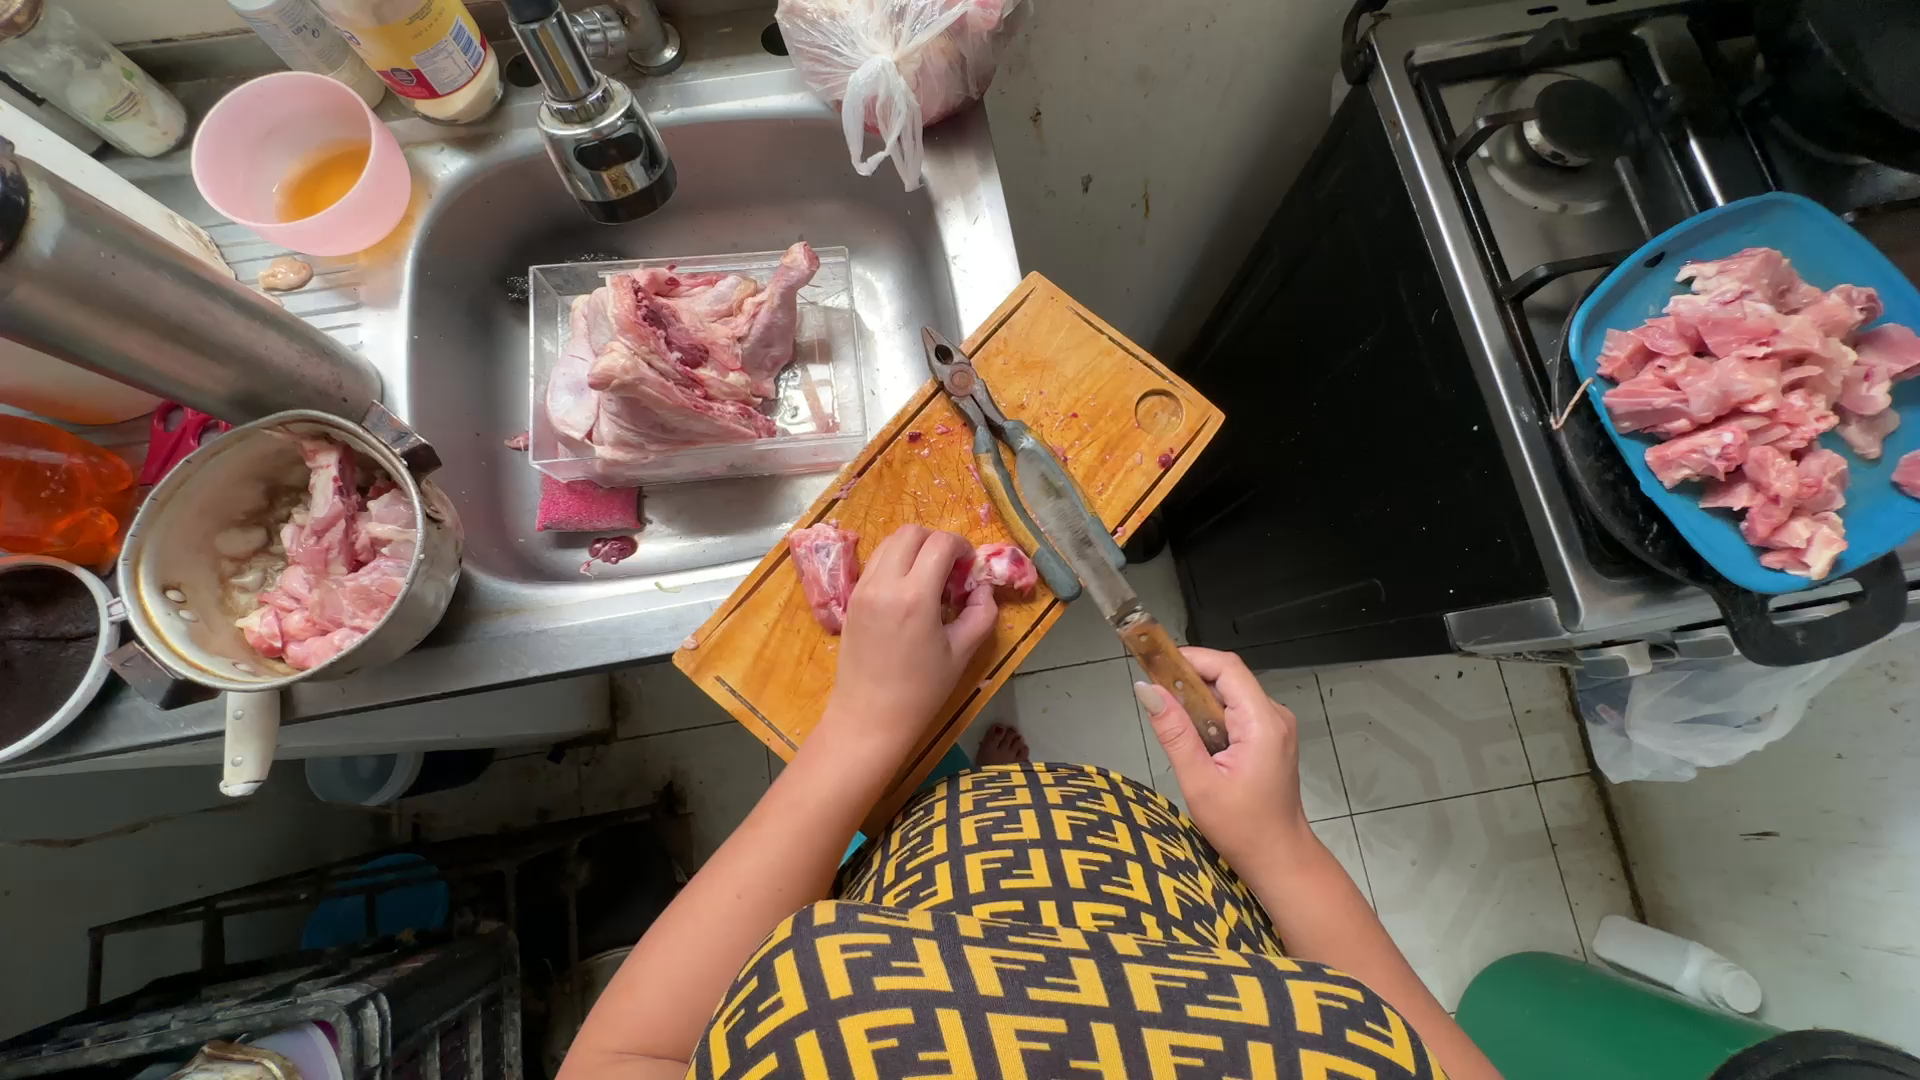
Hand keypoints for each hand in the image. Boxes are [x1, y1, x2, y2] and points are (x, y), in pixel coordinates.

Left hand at [822, 526, 996, 750]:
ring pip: (889, 542)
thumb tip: (983, 589)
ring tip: (929, 578)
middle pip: (911, 532)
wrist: (868, 718)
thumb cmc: (920, 691)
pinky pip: (875, 562)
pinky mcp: (851, 598)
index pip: (940, 543)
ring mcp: (862, 588)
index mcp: (914, 597)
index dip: (962, 546)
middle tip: (951, 568)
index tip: (969, 566)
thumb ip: (981, 614)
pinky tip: (909, 591)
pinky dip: (895, 561)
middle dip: (936, 540)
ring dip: (914, 548)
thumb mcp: (962, 653)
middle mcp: (884, 584)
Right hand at [1139, 647, 1314, 870]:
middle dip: (1189, 677)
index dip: (1190, 658)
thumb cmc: (1241, 828)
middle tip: (1155, 693)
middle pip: (1228, 676)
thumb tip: (1146, 690)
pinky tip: (1192, 734)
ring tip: (1170, 717)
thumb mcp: (1199, 782)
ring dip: (1197, 697)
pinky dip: (1209, 713)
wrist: (1281, 860)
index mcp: (1262, 722)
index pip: (1226, 667)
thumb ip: (1174, 732)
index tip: (1155, 665)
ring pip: (1230, 692)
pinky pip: (1235, 709)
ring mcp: (1274, 725)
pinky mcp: (1268, 736)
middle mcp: (1274, 715)